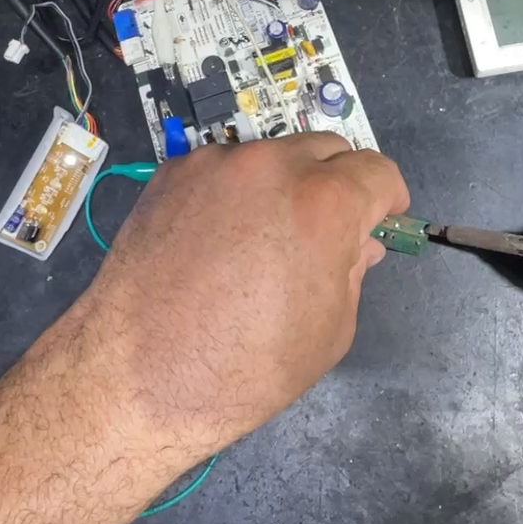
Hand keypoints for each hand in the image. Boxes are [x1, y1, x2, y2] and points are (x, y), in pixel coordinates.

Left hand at [52, 134, 407, 458]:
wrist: (135, 374)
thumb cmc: (243, 368)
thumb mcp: (329, 331)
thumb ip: (353, 271)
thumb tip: (358, 241)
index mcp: (323, 202)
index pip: (377, 171)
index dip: (387, 198)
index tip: (381, 218)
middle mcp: (271, 164)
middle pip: (327, 148)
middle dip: (338, 183)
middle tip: (325, 230)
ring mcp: (216, 162)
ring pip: (272, 156)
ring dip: (283, 184)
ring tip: (259, 239)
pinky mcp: (174, 171)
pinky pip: (224, 168)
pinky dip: (234, 191)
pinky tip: (214, 239)